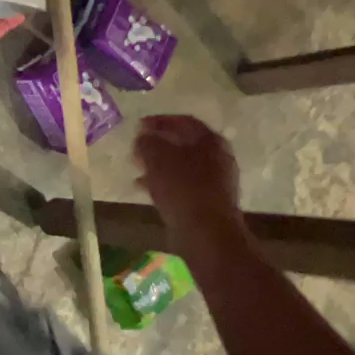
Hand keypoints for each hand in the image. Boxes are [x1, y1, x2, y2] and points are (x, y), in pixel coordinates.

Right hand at [133, 115, 247, 242]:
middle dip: (157, 145)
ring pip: (182, 165)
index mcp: (209, 140)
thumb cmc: (183, 188)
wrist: (207, 233)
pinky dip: (165, 183)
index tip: (138, 125)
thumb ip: (147, 142)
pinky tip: (146, 190)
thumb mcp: (157, 158)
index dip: (159, 121)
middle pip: (183, 143)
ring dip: (159, 165)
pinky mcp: (209, 201)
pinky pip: (183, 184)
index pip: (183, 121)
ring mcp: (216, 180)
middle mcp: (217, 156)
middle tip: (136, 149)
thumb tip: (143, 137)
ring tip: (137, 170)